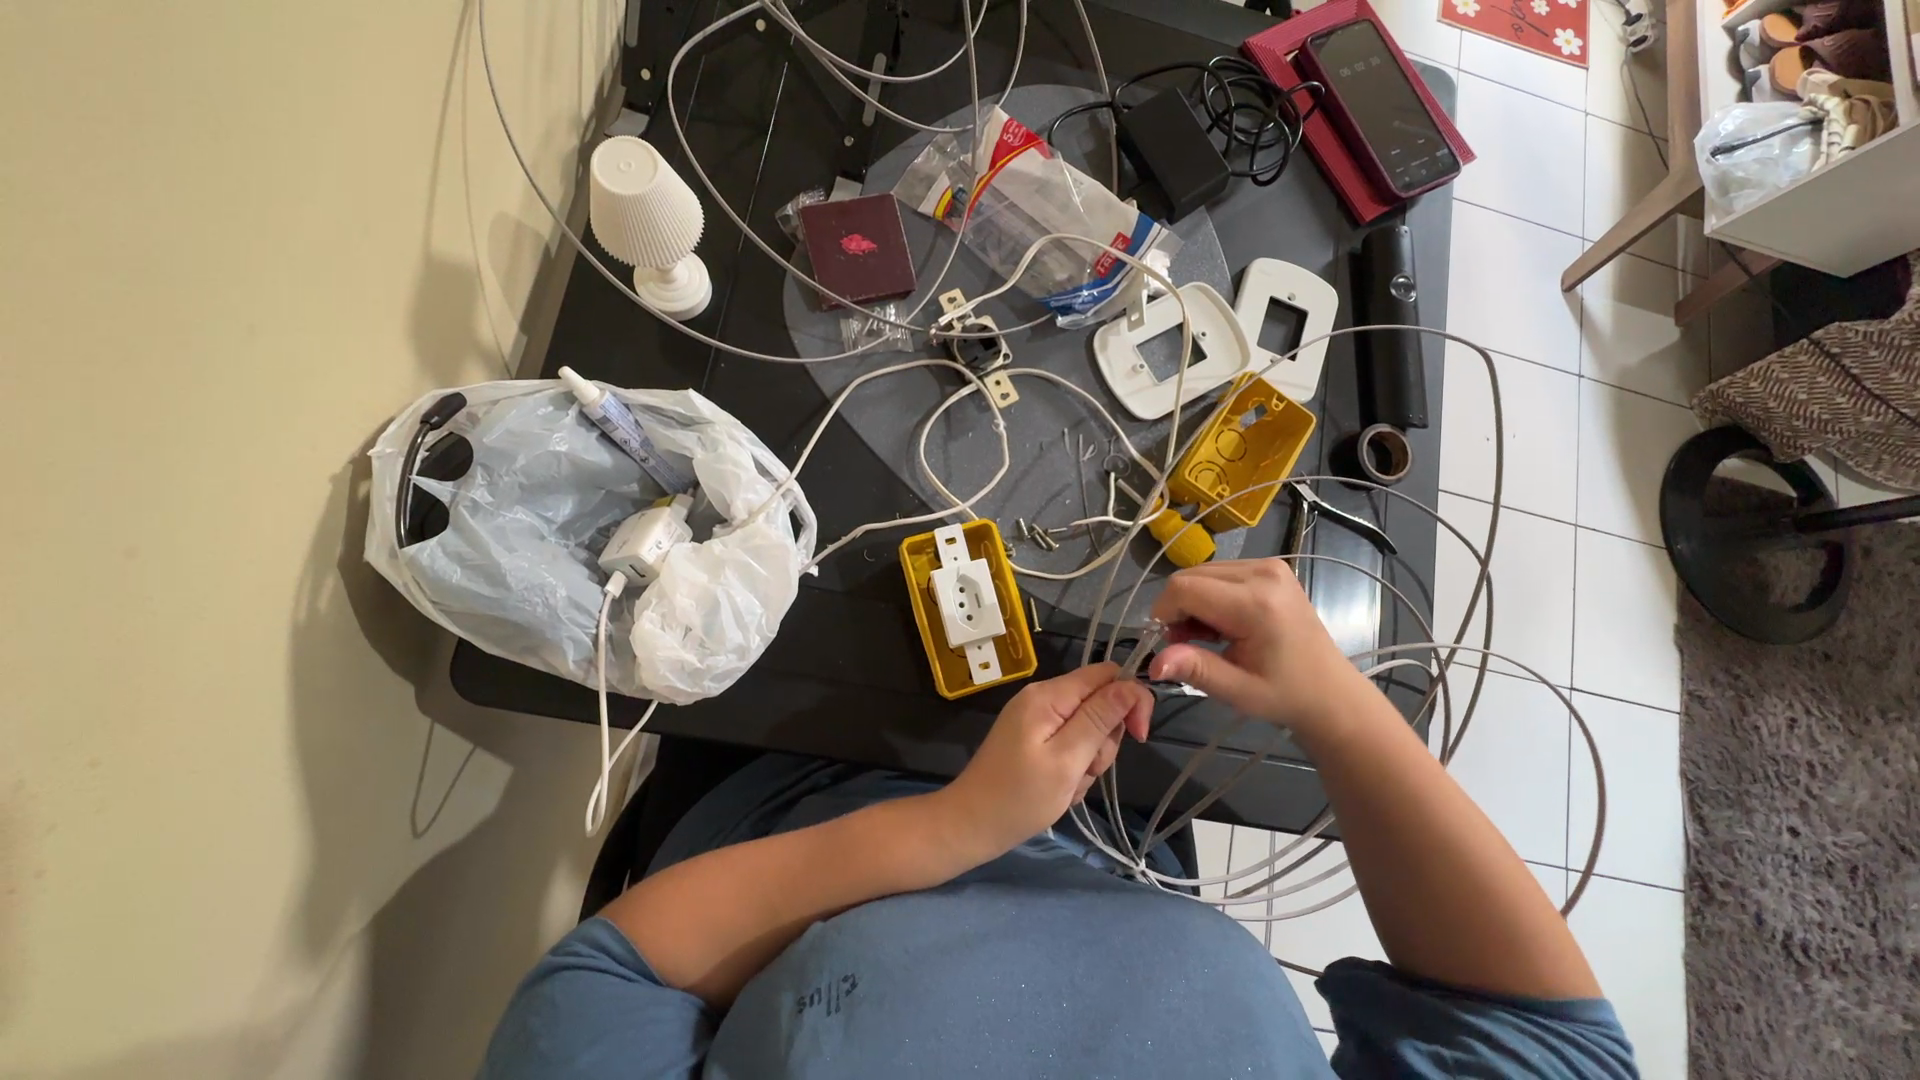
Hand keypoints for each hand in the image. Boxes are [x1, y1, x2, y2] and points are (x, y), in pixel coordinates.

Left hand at [936, 664, 1152, 858]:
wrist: (971, 826)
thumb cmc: (1018, 798)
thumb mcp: (1067, 760)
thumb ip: (1099, 719)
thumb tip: (1132, 684)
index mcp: (1048, 695)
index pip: (1107, 674)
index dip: (1131, 699)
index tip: (1138, 736)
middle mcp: (1043, 698)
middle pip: (1100, 702)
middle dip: (1104, 740)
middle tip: (1085, 770)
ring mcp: (1038, 719)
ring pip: (1090, 728)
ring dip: (1090, 760)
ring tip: (1068, 784)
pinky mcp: (1035, 739)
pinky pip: (1072, 744)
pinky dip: (1075, 767)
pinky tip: (1061, 788)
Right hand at [1145, 559, 1370, 737]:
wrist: (1331, 691)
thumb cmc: (1285, 695)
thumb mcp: (1238, 690)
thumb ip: (1196, 670)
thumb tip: (1154, 664)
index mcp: (1256, 603)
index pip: (1184, 588)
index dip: (1164, 613)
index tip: (1170, 643)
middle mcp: (1263, 573)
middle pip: (1190, 576)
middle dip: (1178, 609)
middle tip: (1190, 644)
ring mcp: (1269, 566)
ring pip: (1201, 572)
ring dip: (1192, 602)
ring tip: (1209, 636)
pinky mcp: (1271, 567)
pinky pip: (1219, 572)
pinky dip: (1209, 595)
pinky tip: (1223, 622)